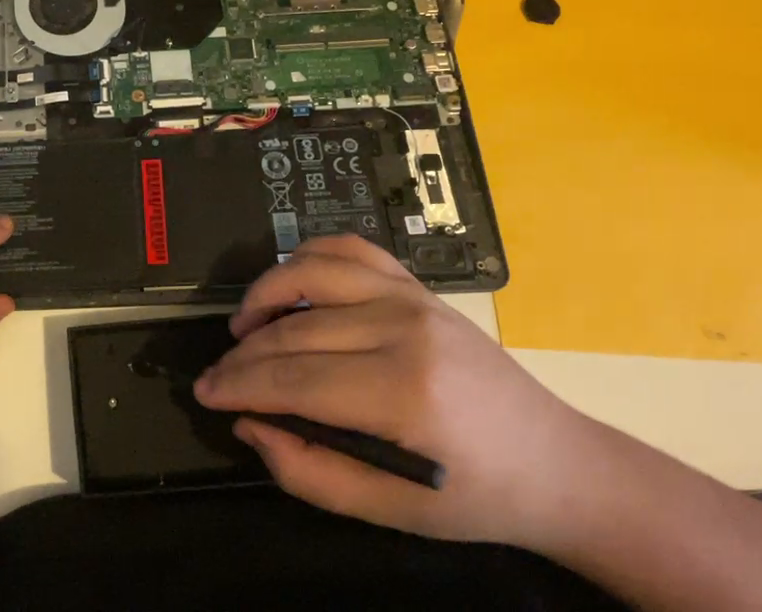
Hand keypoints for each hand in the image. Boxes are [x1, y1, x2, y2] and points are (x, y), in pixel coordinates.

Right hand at [194, 235, 599, 549]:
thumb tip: (250, 425)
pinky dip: (308, 257)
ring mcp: (412, 298)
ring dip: (264, 295)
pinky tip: (289, 283)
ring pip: (311, 274)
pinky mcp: (418, 286)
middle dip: (242, 356)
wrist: (556, 461)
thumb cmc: (475, 496)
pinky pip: (351, 250)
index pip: (292, 378)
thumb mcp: (391, 511)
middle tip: (216, 377)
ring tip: (244, 327)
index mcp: (401, 392)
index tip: (204, 394)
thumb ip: (310, 472)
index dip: (238, 385)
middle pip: (294, 330)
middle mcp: (403, 329)